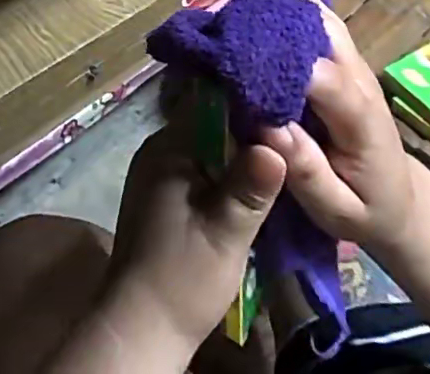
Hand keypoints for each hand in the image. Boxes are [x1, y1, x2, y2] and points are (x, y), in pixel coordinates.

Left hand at [101, 121, 286, 354]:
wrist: (140, 328)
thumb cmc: (182, 277)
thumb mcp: (225, 233)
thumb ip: (250, 188)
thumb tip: (277, 143)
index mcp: (168, 147)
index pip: (208, 102)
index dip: (245, 101)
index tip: (281, 103)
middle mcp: (159, 149)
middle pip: (209, 122)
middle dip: (245, 128)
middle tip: (288, 130)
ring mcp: (158, 171)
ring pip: (206, 145)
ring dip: (236, 152)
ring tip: (277, 150)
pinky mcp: (164, 194)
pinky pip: (200, 166)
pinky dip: (223, 171)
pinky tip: (250, 182)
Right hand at [254, 0, 415, 252]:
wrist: (401, 200)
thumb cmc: (366, 209)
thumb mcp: (336, 210)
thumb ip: (305, 171)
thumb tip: (265, 127)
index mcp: (359, 118)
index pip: (321, 75)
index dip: (278, 61)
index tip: (233, 59)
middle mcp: (360, 78)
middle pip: (320, 28)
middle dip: (272, 18)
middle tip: (223, 17)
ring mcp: (354, 63)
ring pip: (318, 16)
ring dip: (278, 4)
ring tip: (233, 2)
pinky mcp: (343, 58)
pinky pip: (315, 21)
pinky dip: (285, 8)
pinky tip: (255, 6)